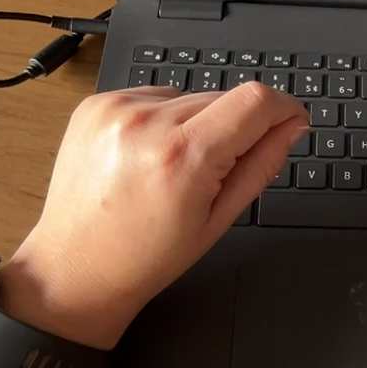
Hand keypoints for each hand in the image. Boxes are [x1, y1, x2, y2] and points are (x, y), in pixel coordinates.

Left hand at [3, 82, 306, 347]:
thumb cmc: (145, 256)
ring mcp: (116, 110)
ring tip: (172, 169)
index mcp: (182, 157)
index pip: (255, 101)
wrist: (74, 270)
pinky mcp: (96, 104)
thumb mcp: (220, 219)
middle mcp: (146, 123)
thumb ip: (262, 164)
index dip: (283, 108)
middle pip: (224, 98)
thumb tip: (292, 125)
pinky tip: (148, 157)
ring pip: (190, 97)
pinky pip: (156, 97)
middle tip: (212, 173)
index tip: (290, 120)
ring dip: (196, 123)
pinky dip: (163, 120)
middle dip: (234, 128)